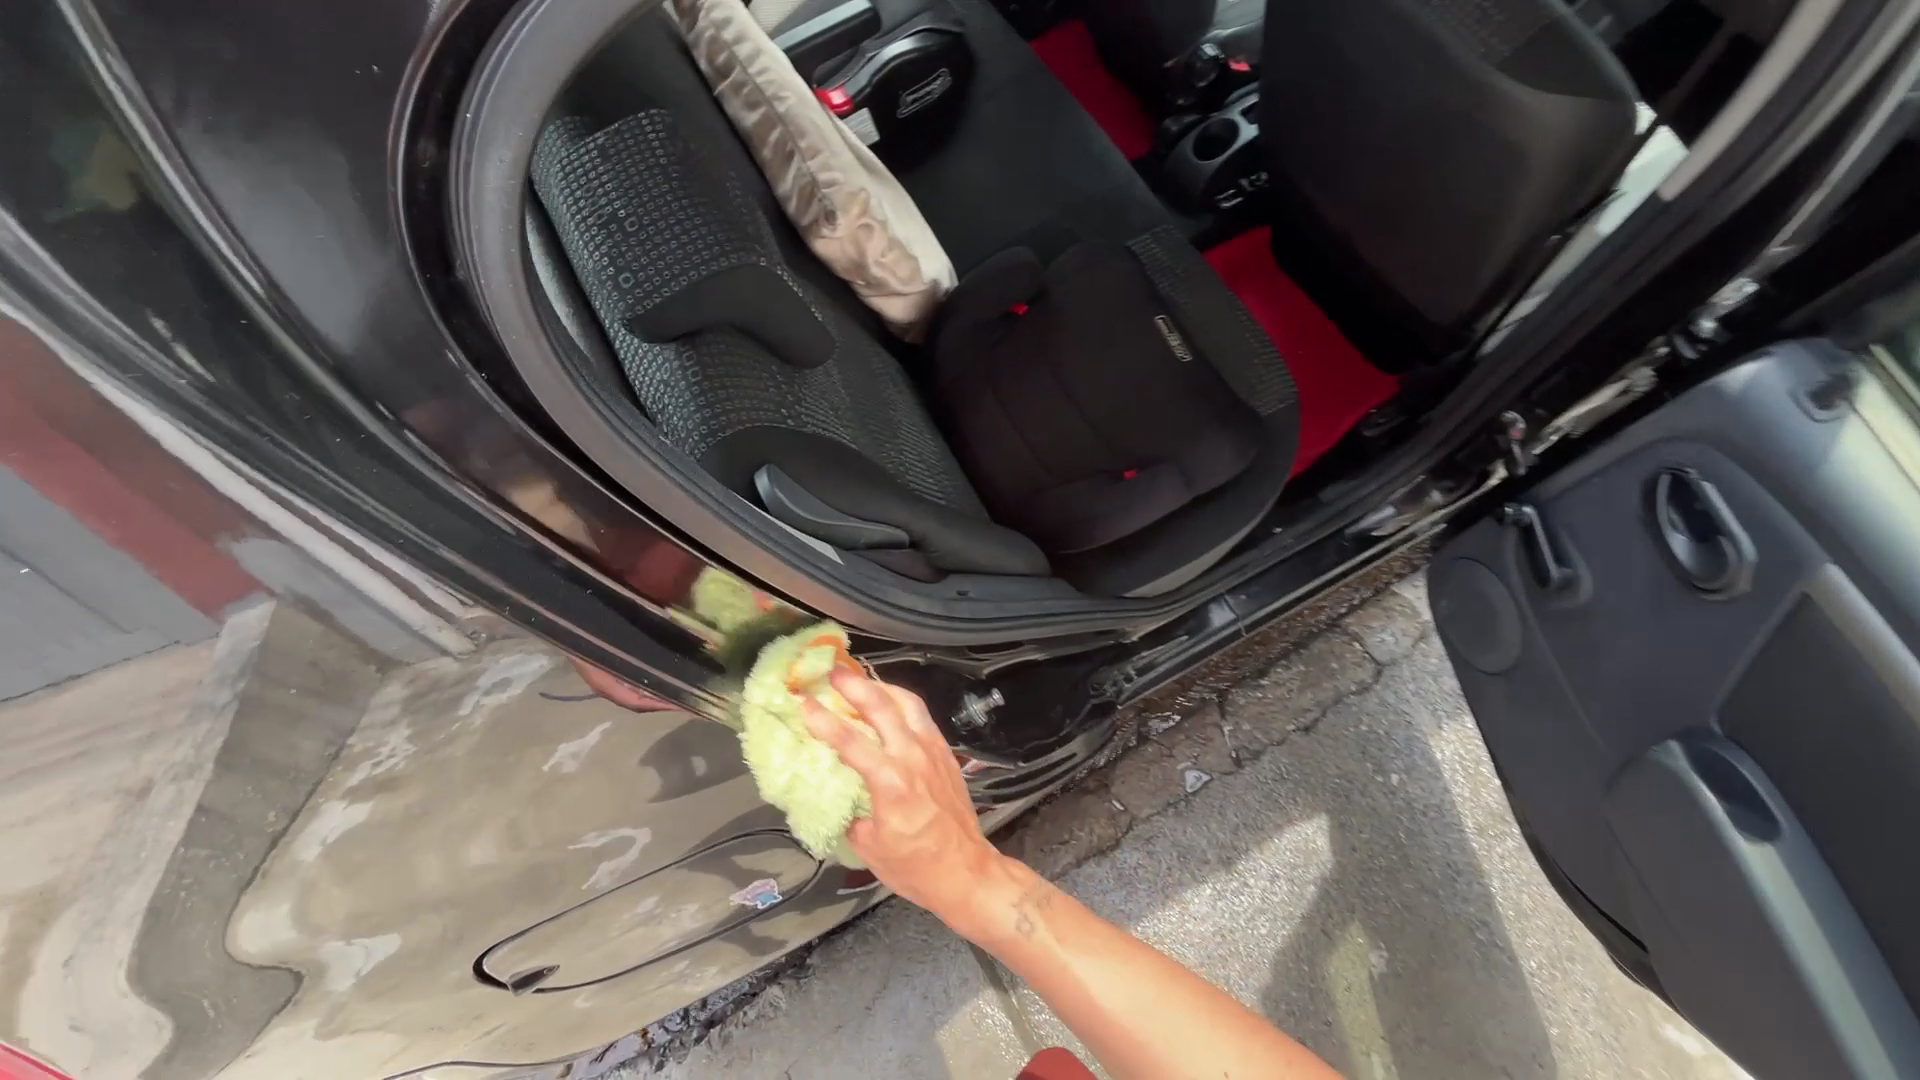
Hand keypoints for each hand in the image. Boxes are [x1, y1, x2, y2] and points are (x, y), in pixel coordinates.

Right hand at [804, 671, 1008, 926]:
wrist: (965, 871)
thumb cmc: (915, 866)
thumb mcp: (868, 847)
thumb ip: (848, 814)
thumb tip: (834, 796)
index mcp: (890, 782)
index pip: (850, 741)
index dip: (823, 720)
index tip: (804, 703)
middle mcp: (913, 757)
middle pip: (882, 707)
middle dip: (854, 685)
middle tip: (833, 673)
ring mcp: (933, 751)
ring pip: (908, 703)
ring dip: (883, 687)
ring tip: (863, 681)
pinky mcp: (946, 754)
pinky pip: (922, 717)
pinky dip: (903, 704)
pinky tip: (891, 706)